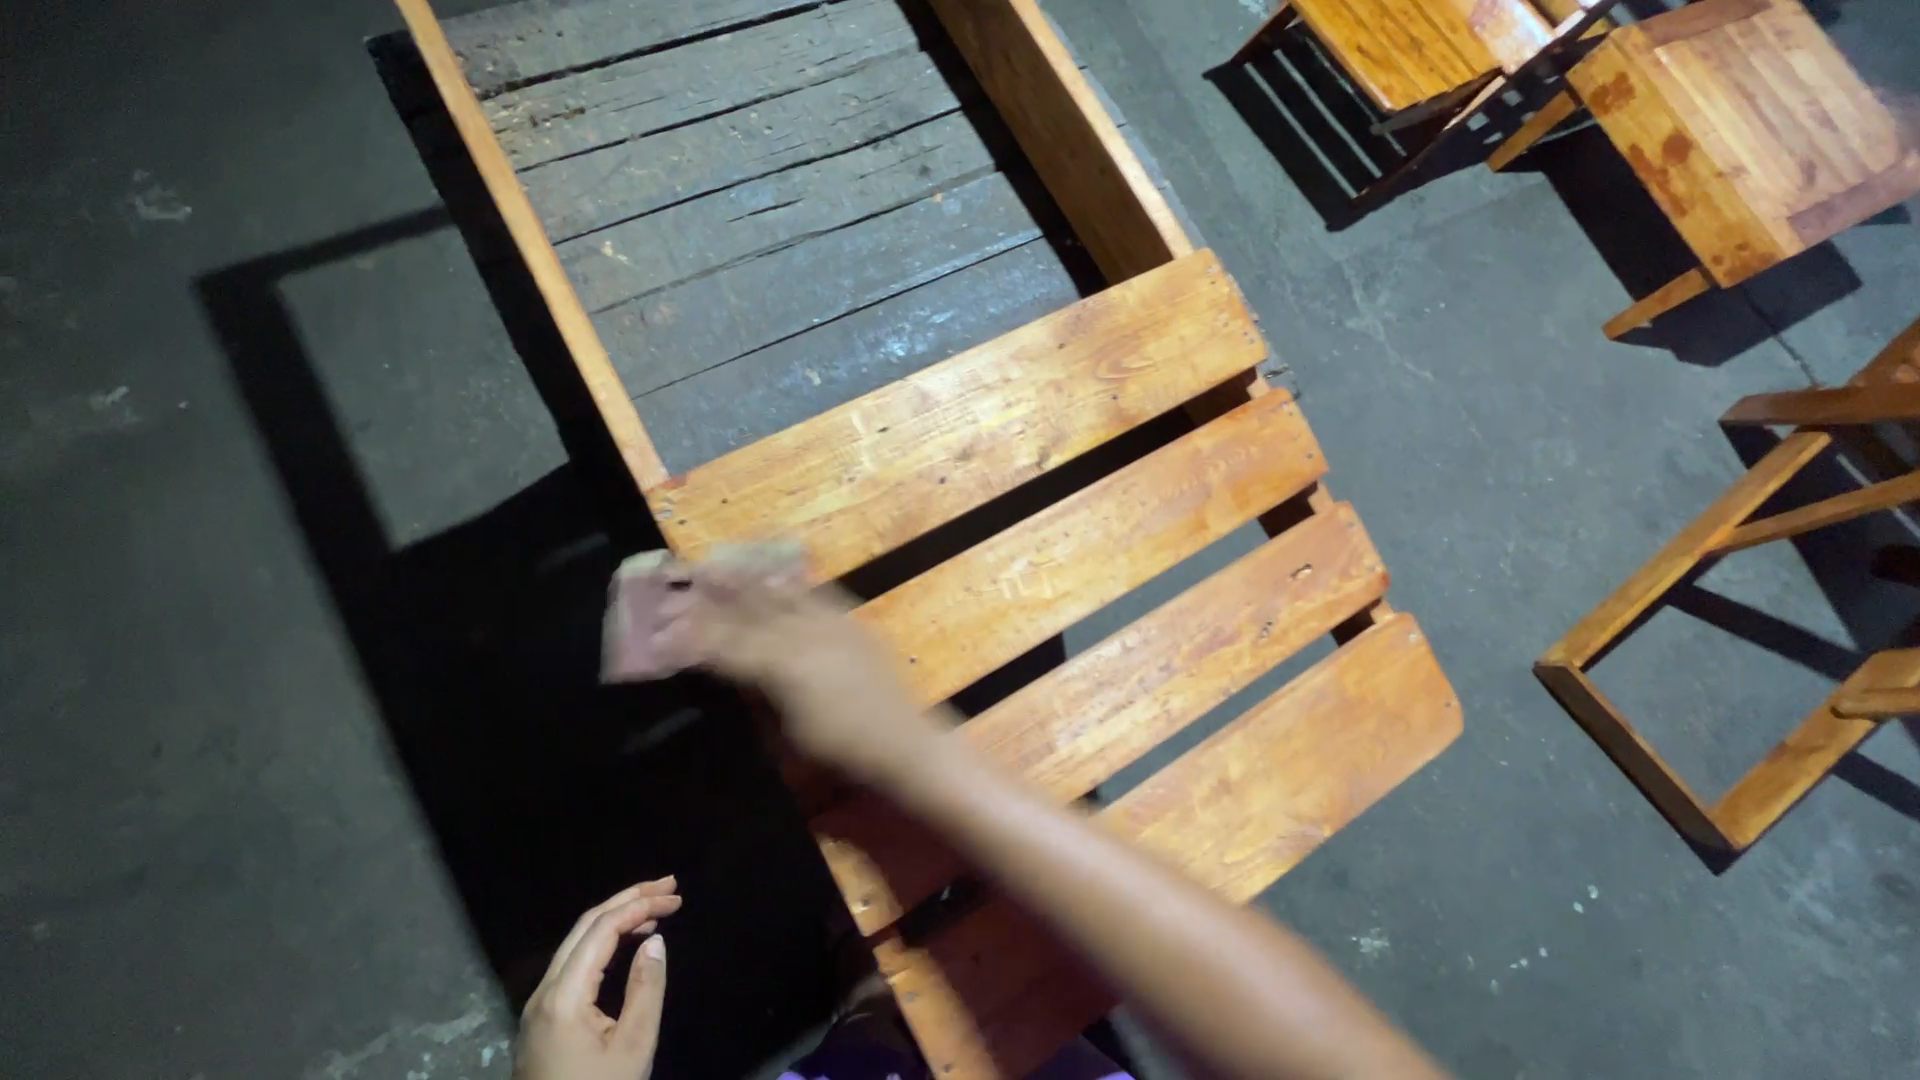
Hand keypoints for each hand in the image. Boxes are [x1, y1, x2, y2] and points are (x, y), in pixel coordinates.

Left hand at [515, 878, 681, 1079]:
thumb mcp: (633, 1046)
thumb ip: (646, 988)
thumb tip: (655, 940)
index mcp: (564, 995)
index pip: (602, 929)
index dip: (640, 905)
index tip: (677, 898)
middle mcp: (544, 991)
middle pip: (585, 926)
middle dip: (628, 899)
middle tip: (669, 886)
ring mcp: (539, 1006)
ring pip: (577, 942)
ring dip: (616, 918)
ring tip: (656, 908)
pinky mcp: (542, 1019)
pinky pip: (573, 963)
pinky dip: (604, 942)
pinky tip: (629, 943)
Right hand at [665, 563, 944, 781]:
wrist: (904, 742)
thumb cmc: (842, 752)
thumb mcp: (785, 735)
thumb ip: (755, 696)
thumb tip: (727, 672)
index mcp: (784, 665)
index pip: (725, 644)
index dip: (690, 637)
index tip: (660, 631)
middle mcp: (806, 634)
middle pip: (749, 609)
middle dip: (711, 595)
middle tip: (679, 581)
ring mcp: (833, 623)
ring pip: (779, 593)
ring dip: (745, 579)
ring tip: (716, 564)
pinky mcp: (853, 622)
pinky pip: (814, 593)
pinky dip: (787, 584)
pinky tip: (773, 577)